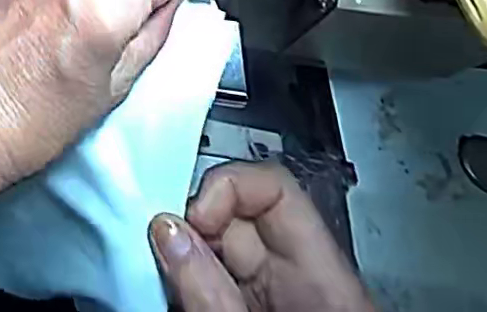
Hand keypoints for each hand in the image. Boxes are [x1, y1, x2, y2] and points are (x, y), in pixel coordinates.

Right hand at [149, 160, 372, 311]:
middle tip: (158, 245)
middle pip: (238, 213)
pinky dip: (189, 275)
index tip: (189, 218)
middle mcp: (307, 280)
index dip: (225, 186)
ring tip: (159, 269)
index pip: (274, 186)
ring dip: (183, 249)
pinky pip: (218, 274)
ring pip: (221, 244)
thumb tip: (166, 229)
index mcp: (328, 281)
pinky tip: (169, 288)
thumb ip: (212, 291)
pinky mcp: (257, 309)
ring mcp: (283, 297)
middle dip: (190, 220)